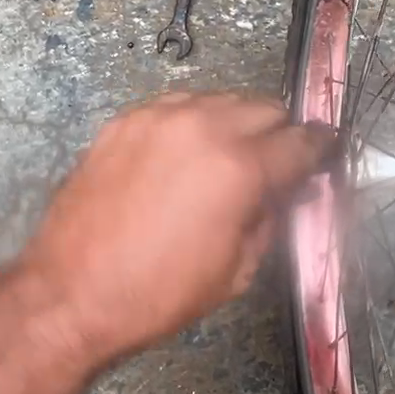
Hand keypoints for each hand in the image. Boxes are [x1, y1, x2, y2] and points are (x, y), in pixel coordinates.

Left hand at [19, 92, 336, 362]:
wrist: (71, 292)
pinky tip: (185, 155)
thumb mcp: (237, 269)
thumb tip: (286, 192)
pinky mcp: (126, 120)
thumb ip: (271, 218)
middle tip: (275, 164)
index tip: (323, 155)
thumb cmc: (159, 293)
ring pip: (221, 100)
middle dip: (279, 134)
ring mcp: (160, 117)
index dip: (319, 150)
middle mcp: (203, 127)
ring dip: (237, 124)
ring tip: (227, 158)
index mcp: (239, 168)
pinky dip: (194, 123)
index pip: (301, 142)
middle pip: (265, 108)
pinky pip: (178, 106)